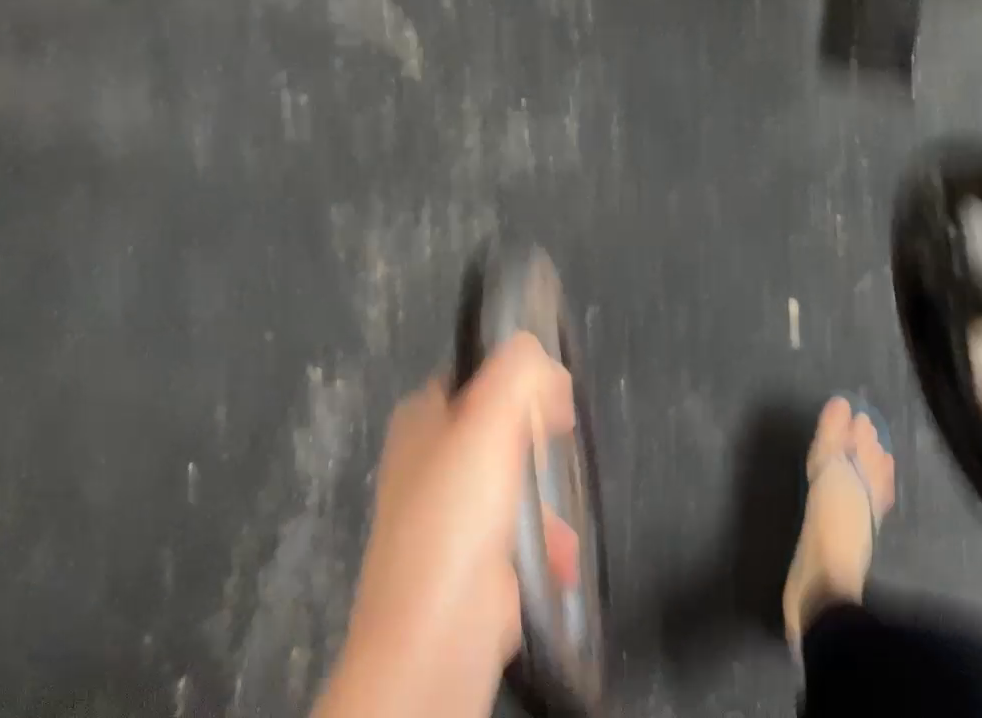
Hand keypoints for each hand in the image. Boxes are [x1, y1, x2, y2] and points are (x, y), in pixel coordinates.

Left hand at [314, 333, 575, 717]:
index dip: (516, 377)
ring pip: (514, 478)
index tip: (550, 396)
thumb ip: (517, 373)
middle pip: (499, 425)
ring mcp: (448, 514)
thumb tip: (536, 348)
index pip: (475, 375)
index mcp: (422, 423)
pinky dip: (545, 537)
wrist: (440, 631)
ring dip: (547, 492)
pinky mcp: (471, 558)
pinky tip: (559, 551)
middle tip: (557, 442)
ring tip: (559, 510)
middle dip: (537, 437)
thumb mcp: (490, 422)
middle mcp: (429, 464)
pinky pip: (519, 530)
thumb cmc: (459, 516)